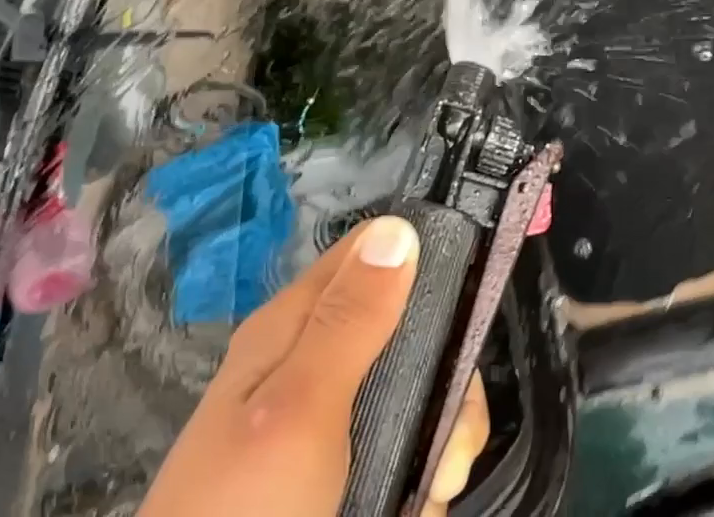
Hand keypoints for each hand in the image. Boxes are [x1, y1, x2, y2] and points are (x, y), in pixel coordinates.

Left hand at [140, 217, 490, 516]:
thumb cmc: (244, 514)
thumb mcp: (297, 410)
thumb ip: (348, 322)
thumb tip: (396, 226)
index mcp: (293, 329)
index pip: (372, 253)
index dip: (426, 260)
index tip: (468, 303)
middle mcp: (317, 364)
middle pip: (416, 330)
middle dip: (449, 382)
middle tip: (449, 444)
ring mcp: (337, 422)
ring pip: (424, 393)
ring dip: (445, 441)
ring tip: (434, 490)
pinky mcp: (352, 471)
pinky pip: (412, 450)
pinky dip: (426, 479)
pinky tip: (417, 505)